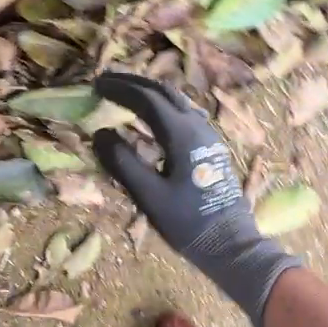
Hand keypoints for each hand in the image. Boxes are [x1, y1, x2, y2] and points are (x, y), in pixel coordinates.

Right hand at [90, 72, 301, 326]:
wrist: (232, 245)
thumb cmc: (188, 223)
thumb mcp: (149, 197)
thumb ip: (122, 163)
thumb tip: (100, 133)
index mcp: (180, 134)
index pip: (145, 99)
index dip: (119, 89)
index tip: (95, 85)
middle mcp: (196, 127)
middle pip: (163, 92)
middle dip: (133, 83)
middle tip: (105, 81)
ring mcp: (207, 135)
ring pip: (175, 100)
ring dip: (148, 91)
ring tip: (124, 93)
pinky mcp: (210, 147)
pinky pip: (182, 112)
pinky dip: (160, 104)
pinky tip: (151, 117)